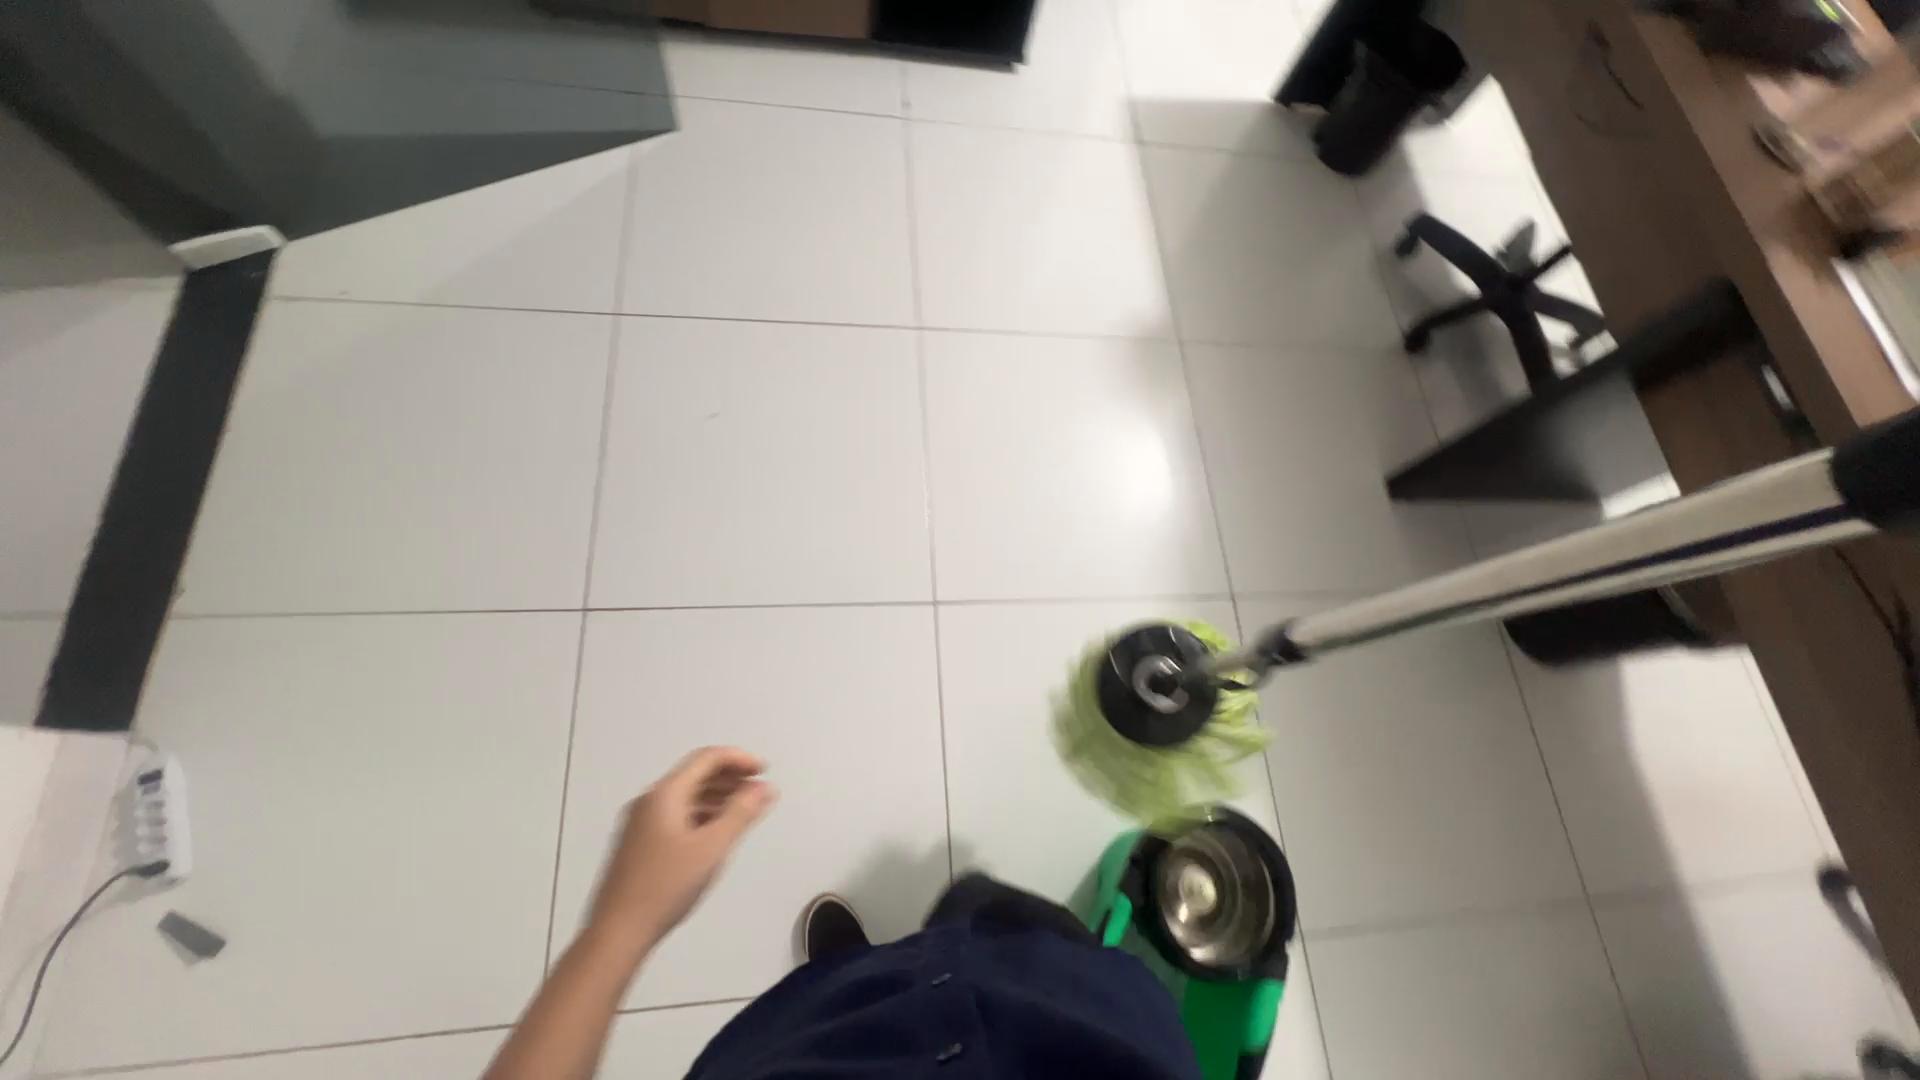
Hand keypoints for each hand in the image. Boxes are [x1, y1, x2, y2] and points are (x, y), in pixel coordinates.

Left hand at [587, 747, 775, 953]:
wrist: (616, 933)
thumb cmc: (666, 886)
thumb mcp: (712, 848)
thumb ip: (741, 813)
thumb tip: (765, 788)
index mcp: (664, 794)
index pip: (707, 758)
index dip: (739, 759)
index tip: (765, 771)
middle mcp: (649, 801)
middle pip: (695, 774)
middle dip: (731, 777)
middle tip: (759, 791)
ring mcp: (640, 823)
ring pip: (686, 796)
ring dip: (718, 796)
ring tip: (746, 811)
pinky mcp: (639, 844)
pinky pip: (677, 814)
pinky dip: (702, 814)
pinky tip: (717, 833)